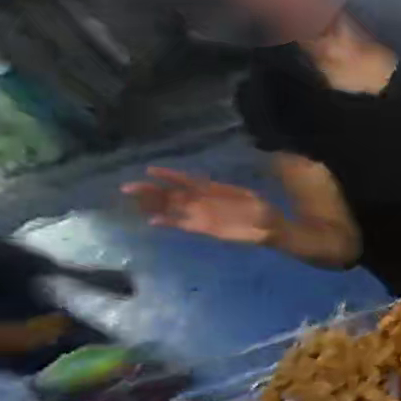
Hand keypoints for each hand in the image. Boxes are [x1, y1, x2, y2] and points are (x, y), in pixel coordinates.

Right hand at [123, 166, 274, 242]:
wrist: (272, 229)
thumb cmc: (262, 210)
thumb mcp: (247, 196)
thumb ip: (227, 191)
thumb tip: (206, 187)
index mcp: (211, 189)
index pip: (184, 179)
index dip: (168, 175)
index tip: (150, 171)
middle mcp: (201, 200)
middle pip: (170, 193)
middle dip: (150, 190)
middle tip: (128, 189)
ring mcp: (201, 214)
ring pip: (171, 207)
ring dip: (153, 205)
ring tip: (134, 203)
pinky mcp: (204, 228)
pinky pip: (181, 224)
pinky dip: (168, 222)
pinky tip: (153, 221)